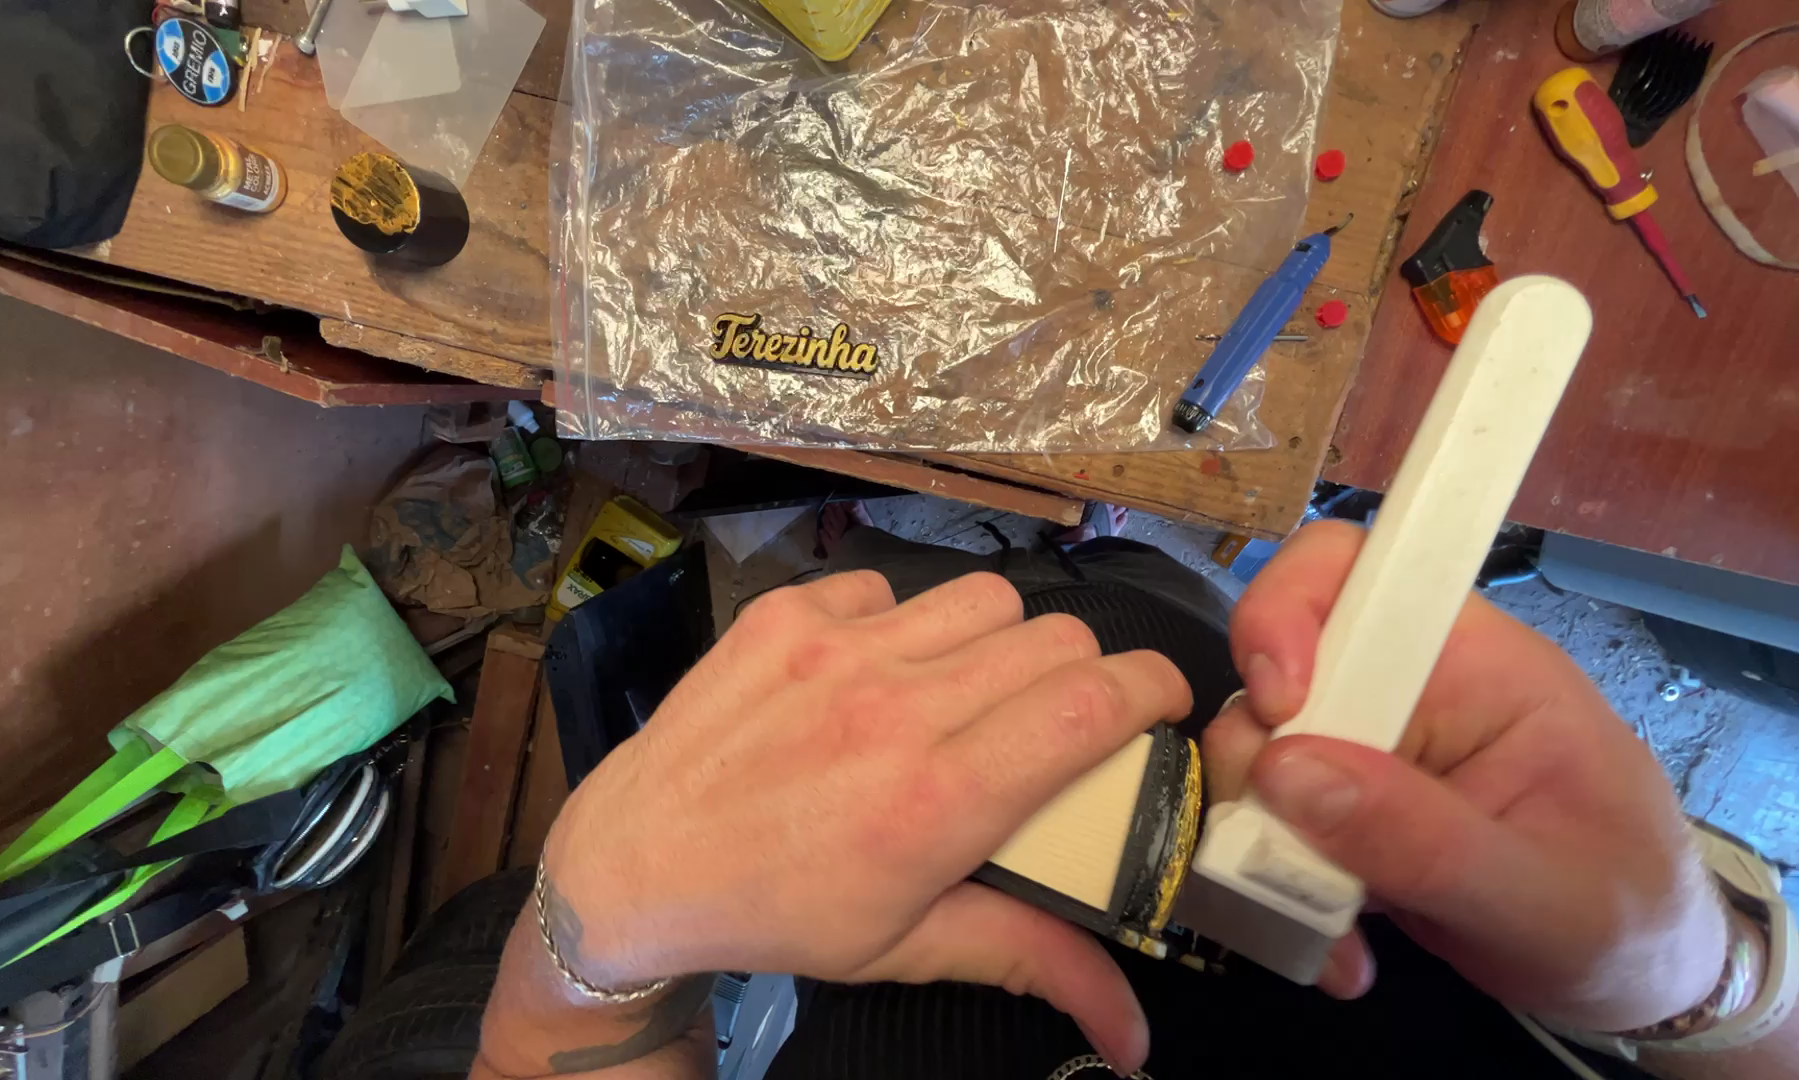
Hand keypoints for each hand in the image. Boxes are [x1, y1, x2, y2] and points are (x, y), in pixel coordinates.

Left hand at [541, 571, 1192, 1073]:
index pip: (1091, 704)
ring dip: (997, 637)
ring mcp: (837, 643)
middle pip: (1050, 638)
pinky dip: (898, 620)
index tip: (1158, 699)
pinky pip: (885, 588)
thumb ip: (1031, 958)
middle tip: (1056, 708)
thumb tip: (1136, 1031)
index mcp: (939, 797)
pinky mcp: (788, 612)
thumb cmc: (779, 910)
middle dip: (1080, 668)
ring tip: (967, 680)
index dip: (1151, 686)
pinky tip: (869, 664)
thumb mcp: (905, 945)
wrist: (640, 858)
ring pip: (980, 598)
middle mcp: (896, 703)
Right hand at [1203, 521, 1728, 1031]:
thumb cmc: (1618, 913)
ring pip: (1244, 739)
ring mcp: (1341, 734)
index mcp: (1465, 658)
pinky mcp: (1312, 786)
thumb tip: (1284, 771)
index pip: (1348, 566)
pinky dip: (1261, 867)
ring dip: (1256, 829)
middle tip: (1282, 838)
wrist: (1618, 973)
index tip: (1279, 701)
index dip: (1287, 608)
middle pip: (1267, 662)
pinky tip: (1321, 929)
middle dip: (1257, 751)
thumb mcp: (1546, 894)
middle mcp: (1386, 679)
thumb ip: (1426, 838)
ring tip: (1319, 915)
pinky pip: (1250, 802)